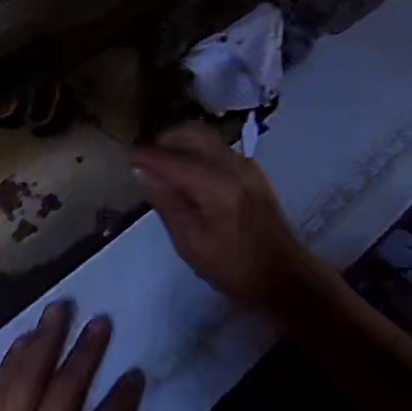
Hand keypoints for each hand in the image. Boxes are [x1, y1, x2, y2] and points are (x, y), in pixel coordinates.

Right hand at [130, 121, 320, 306]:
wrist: (285, 276)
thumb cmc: (235, 268)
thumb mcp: (192, 245)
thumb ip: (167, 204)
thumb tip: (143, 173)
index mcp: (217, 186)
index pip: (173, 160)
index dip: (147, 156)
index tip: (126, 157)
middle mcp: (233, 165)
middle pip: (190, 134)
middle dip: (163, 143)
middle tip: (144, 163)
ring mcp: (246, 164)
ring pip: (205, 136)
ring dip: (180, 144)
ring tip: (163, 167)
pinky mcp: (252, 169)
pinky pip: (217, 147)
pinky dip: (196, 150)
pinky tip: (187, 172)